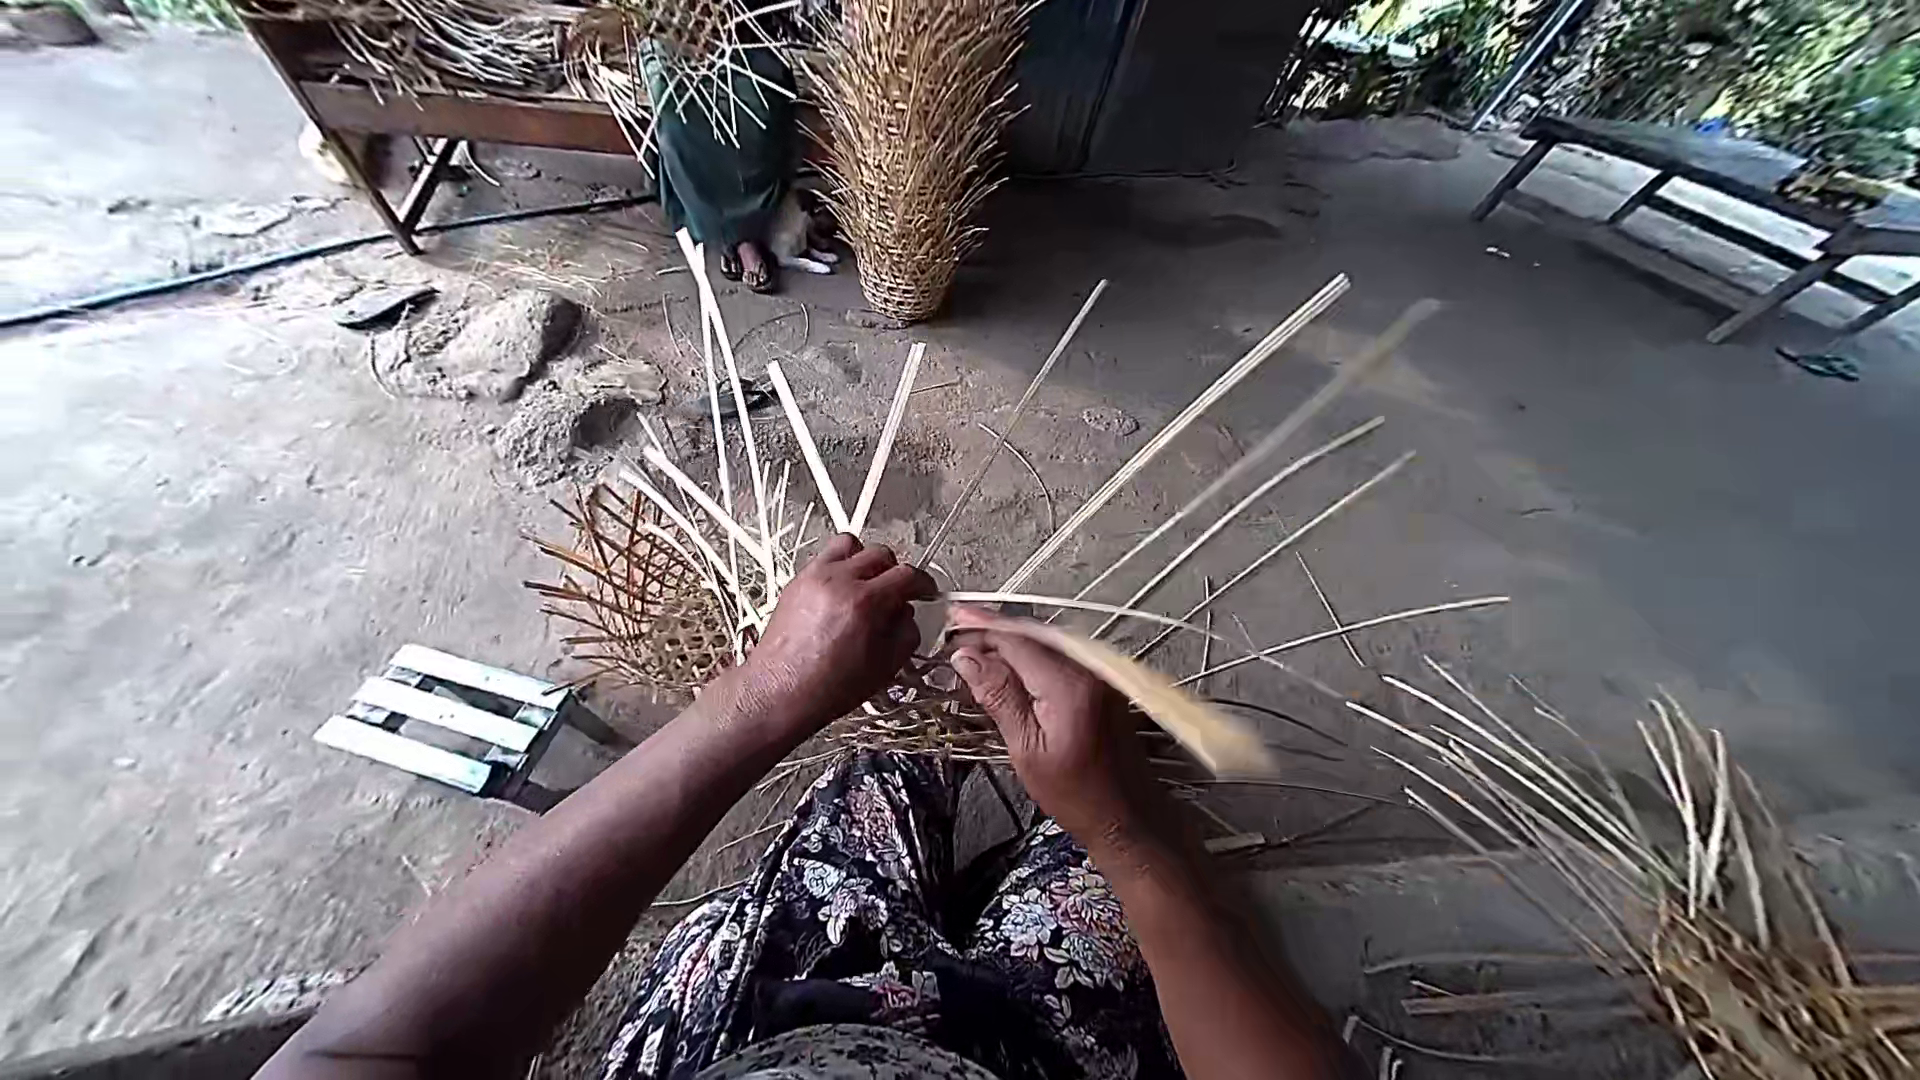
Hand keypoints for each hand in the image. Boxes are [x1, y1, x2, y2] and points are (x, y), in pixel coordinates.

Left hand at [734, 534, 935, 735]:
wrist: (778, 694)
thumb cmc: (824, 687)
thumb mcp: (885, 667)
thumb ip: (906, 632)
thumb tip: (907, 614)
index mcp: (864, 602)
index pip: (907, 575)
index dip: (923, 583)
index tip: (925, 590)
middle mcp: (838, 581)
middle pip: (881, 554)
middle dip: (895, 571)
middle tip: (897, 591)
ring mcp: (814, 577)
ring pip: (850, 544)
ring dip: (865, 560)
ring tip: (867, 583)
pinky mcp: (797, 581)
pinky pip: (825, 557)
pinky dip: (840, 566)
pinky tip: (842, 591)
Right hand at [948, 606, 1164, 853]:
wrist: (1129, 817)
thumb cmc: (1077, 795)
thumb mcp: (1026, 749)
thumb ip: (998, 695)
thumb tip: (966, 657)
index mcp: (1068, 684)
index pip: (1015, 640)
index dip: (980, 629)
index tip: (952, 623)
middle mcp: (1087, 667)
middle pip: (1030, 632)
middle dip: (992, 628)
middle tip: (956, 627)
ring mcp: (1098, 671)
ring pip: (1044, 638)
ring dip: (1008, 636)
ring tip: (973, 636)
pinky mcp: (1100, 679)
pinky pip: (1057, 651)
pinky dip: (1028, 649)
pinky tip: (1008, 655)